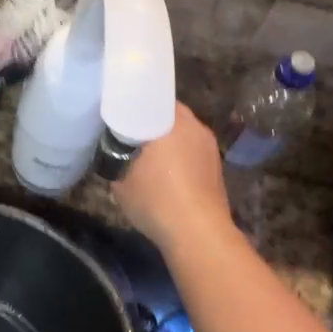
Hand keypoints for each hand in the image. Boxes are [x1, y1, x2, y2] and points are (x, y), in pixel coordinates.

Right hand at [113, 102, 233, 253]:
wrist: (196, 233)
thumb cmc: (156, 199)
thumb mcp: (120, 180)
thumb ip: (116, 158)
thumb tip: (117, 153)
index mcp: (173, 121)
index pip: (155, 97)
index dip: (137, 105)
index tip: (121, 115)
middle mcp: (196, 128)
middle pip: (170, 116)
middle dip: (152, 124)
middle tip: (129, 137)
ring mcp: (210, 149)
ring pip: (183, 136)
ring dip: (167, 143)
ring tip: (146, 158)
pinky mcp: (216, 170)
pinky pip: (192, 155)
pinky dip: (179, 160)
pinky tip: (165, 177)